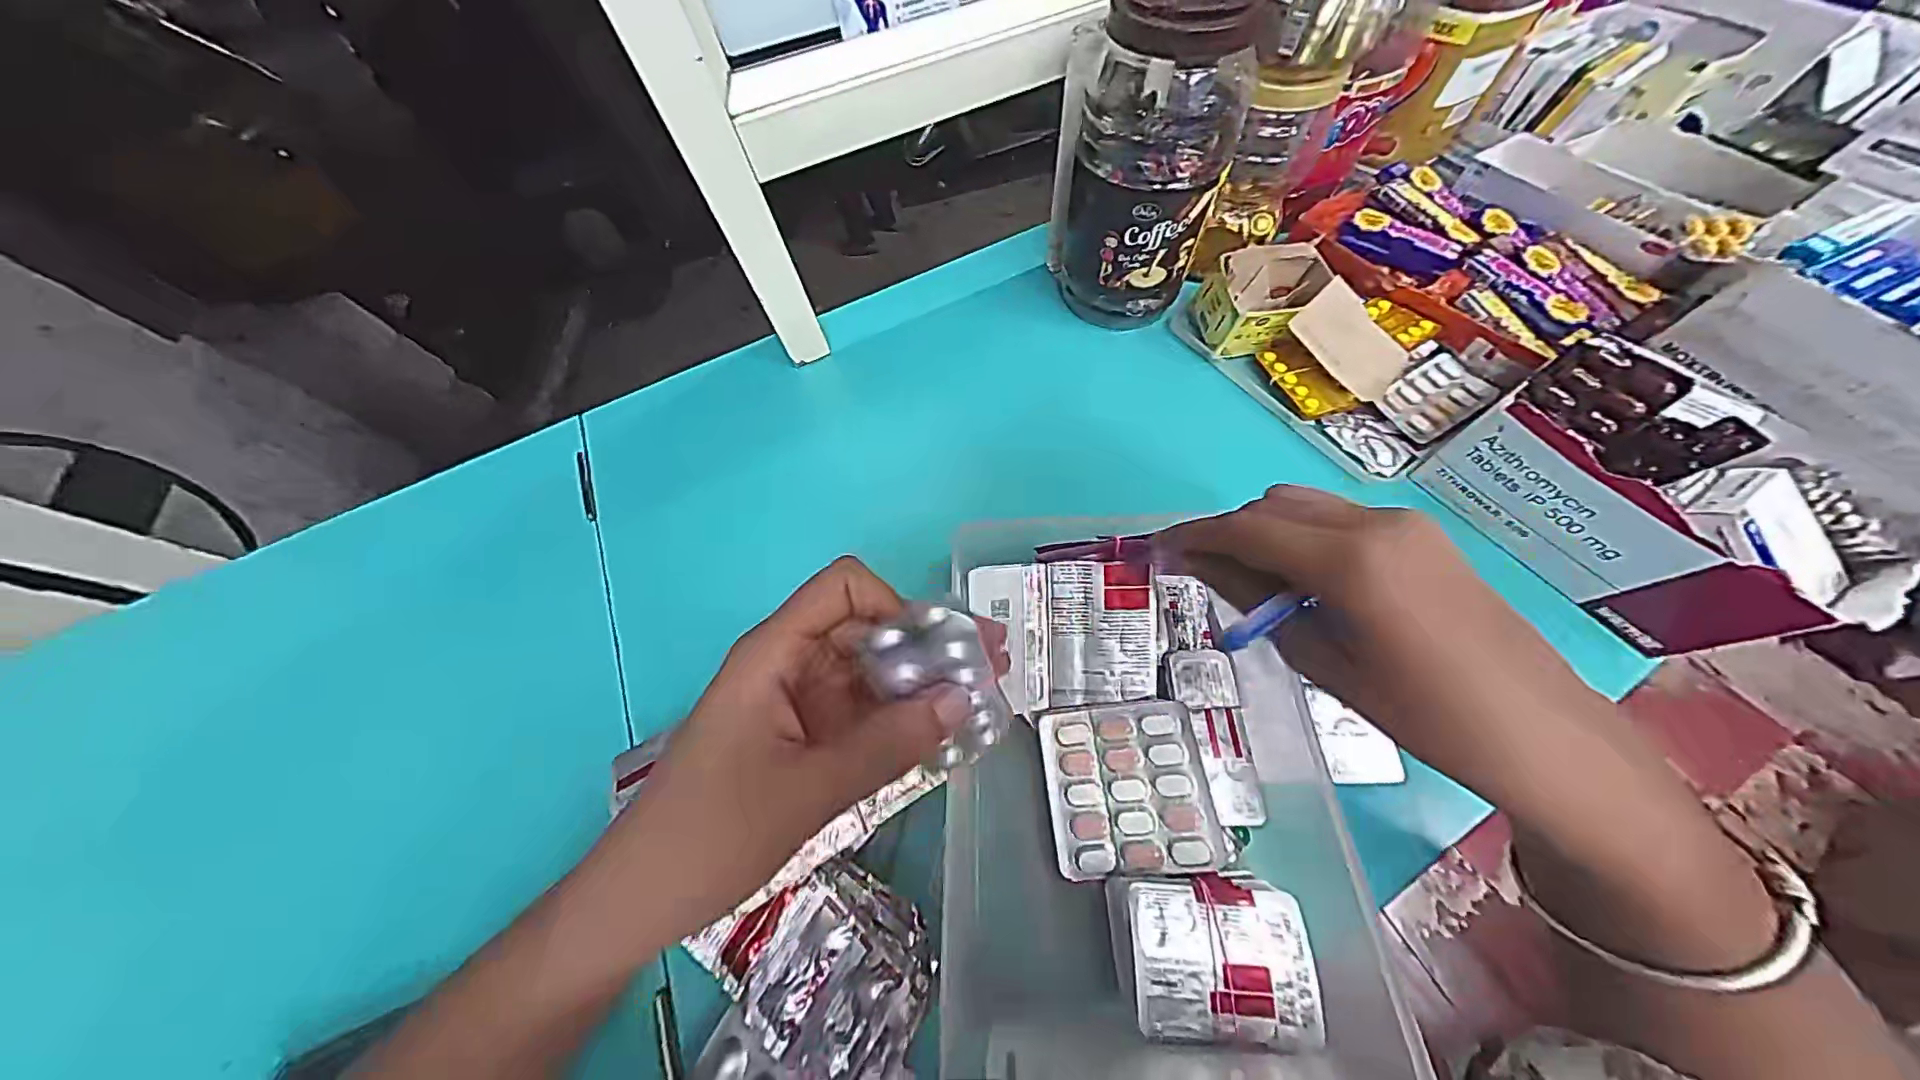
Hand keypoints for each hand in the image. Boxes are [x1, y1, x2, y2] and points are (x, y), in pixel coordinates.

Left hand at [600, 556, 1006, 941]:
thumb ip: (889, 745)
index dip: (897, 604)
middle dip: (928, 647)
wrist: (641, 899)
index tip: (940, 650)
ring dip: (920, 686)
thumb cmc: (711, 835)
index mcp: (774, 653)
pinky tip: (938, 739)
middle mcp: (787, 664)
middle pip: (865, 627)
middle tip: (991, 671)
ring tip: (978, 708)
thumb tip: (962, 701)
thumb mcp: (809, 790)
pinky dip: (897, 720)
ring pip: (867, 672)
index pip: (844, 587)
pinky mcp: (800, 734)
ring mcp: (794, 700)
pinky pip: (858, 712)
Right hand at [1152, 485, 1599, 781]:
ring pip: (1306, 506)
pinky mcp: (1420, 536)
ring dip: (1263, 531)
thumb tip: (1204, 566)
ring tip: (1244, 580)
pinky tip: (1297, 581)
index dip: (1195, 536)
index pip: (1249, 528)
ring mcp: (1405, 524)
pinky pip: (1338, 520)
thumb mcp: (1324, 661)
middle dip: (1227, 531)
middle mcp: (1377, 523)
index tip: (1159, 550)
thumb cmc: (1424, 715)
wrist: (1541, 733)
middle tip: (1197, 571)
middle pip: (1274, 504)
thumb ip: (1259, 601)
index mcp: (1352, 560)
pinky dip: (1301, 538)